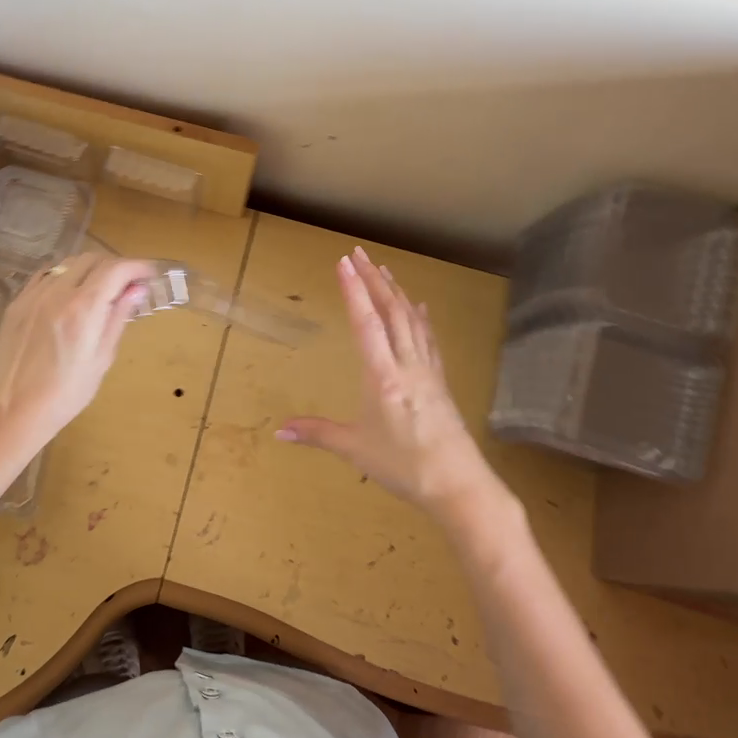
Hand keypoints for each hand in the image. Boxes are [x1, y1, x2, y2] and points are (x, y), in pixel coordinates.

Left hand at [0, 253, 157, 460]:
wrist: (13, 410)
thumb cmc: (66, 393)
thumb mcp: (102, 358)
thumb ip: (118, 318)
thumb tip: (136, 290)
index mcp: (83, 307)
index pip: (116, 269)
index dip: (138, 266)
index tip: (150, 274)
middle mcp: (57, 292)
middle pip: (92, 259)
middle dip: (114, 266)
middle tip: (127, 284)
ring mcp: (33, 295)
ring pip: (67, 263)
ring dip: (89, 269)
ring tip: (99, 289)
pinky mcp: (17, 303)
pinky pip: (45, 276)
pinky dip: (64, 276)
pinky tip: (69, 294)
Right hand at [276, 247, 495, 516]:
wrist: (458, 484)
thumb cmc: (404, 466)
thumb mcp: (354, 449)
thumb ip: (317, 434)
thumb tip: (279, 432)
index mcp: (383, 376)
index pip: (366, 323)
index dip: (354, 290)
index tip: (344, 262)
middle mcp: (407, 364)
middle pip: (391, 312)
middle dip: (373, 280)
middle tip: (359, 254)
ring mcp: (427, 371)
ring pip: (412, 321)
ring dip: (396, 292)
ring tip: (385, 269)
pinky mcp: (440, 382)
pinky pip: (429, 339)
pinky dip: (421, 318)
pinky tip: (419, 307)